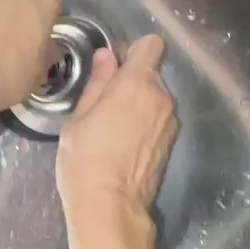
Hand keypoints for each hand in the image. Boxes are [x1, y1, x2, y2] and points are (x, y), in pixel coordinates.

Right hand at [56, 34, 178, 225]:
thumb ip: (97, 84)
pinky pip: (157, 123)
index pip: (151, 45)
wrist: (109, 204)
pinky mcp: (170, 144)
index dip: (132, 53)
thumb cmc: (84, 158)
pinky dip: (144, 128)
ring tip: (112, 133)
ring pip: (155, 101)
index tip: (114, 70)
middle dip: (131, 85)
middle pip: (151, 75)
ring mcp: (170, 122)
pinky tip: (123, 148)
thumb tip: (107, 56)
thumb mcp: (79, 119)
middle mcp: (161, 96)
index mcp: (137, 83)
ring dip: (138, 108)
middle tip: (103, 108)